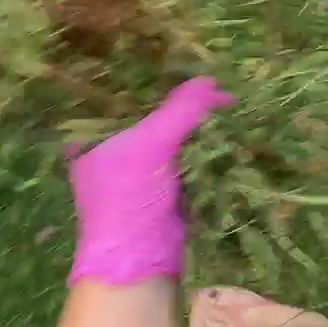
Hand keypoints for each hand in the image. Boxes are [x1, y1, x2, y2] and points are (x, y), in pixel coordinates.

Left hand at [68, 76, 232, 285]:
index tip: (194, 69)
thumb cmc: (130, 198)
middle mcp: (118, 149)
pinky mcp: (171, 184)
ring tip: (231, 102)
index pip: (130, 96)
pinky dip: (208, 144)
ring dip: (202, 123)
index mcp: (97, 137)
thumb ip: (180, 111)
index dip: (161, 81)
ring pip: (178, 134)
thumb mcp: (151, 146)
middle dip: (188, 102)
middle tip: (221, 85)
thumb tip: (211, 79)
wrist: (141, 257)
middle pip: (158, 114)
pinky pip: (191, 154)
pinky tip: (228, 128)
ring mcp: (146, 168)